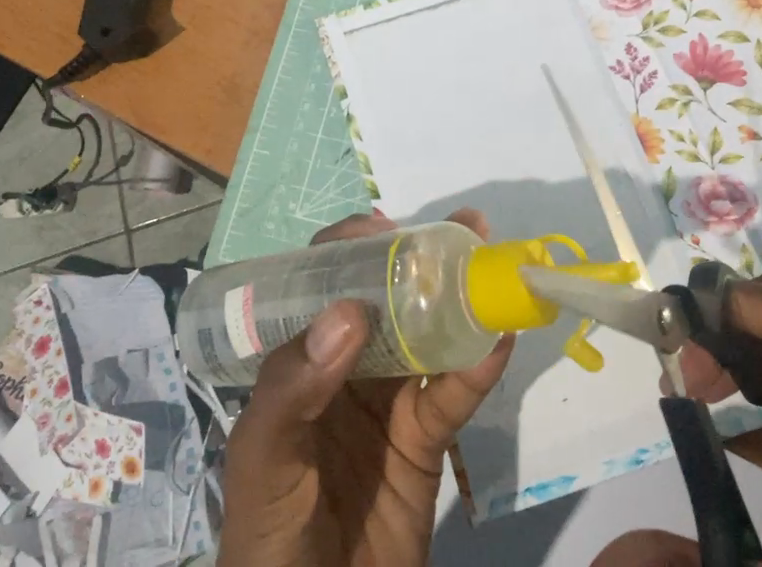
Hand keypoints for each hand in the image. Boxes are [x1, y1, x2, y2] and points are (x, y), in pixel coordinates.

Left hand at [220, 210, 514, 566]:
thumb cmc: (266, 534)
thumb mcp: (262, 459)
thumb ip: (291, 389)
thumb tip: (347, 311)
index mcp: (293, 364)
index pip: (317, 288)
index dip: (348, 249)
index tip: (384, 228)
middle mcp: (341, 372)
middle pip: (382, 302)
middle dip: (418, 261)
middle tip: (461, 227)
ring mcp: (385, 405)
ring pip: (425, 339)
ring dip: (457, 301)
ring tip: (489, 259)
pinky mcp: (422, 444)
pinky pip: (452, 398)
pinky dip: (477, 368)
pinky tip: (499, 339)